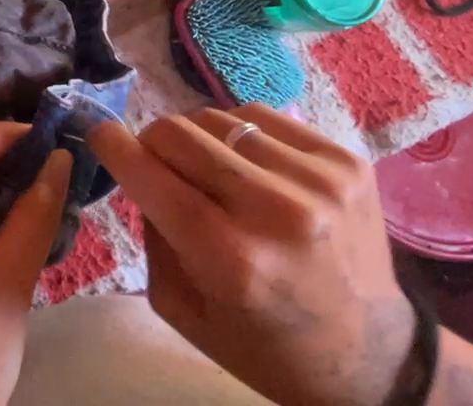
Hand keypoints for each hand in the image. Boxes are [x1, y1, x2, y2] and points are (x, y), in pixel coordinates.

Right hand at [90, 105, 414, 405]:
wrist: (374, 357)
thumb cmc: (264, 343)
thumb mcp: (184, 308)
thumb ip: (153, 232)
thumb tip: (139, 168)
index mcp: (230, 259)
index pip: (150, 174)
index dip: (112, 144)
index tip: (99, 133)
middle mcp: (276, 212)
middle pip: (177, 132)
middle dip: (153, 144)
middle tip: (160, 166)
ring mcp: (318, 180)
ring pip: (217, 118)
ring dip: (199, 139)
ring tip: (212, 171)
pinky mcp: (346, 161)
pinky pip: (260, 116)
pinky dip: (240, 134)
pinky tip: (251, 165)